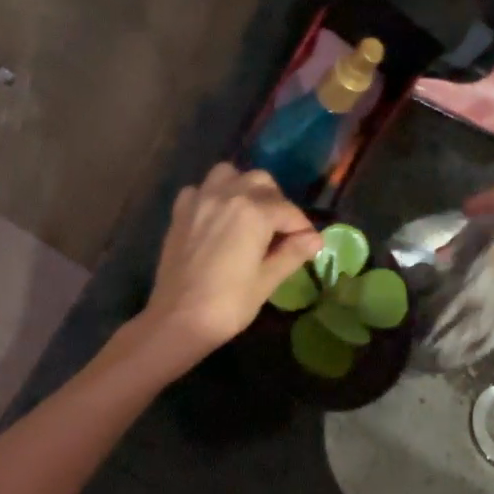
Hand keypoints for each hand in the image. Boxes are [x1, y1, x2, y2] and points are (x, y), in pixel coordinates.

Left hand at [139, 164, 321, 365]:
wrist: (178, 318)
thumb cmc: (229, 304)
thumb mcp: (266, 281)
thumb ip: (292, 253)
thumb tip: (315, 239)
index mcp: (254, 212)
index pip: (288, 210)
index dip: (302, 227)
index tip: (308, 244)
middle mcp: (227, 195)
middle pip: (261, 182)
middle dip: (276, 202)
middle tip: (280, 230)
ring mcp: (200, 200)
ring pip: (229, 175)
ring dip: (244, 188)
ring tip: (249, 215)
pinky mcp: (180, 212)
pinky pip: (201, 189)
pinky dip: (213, 196)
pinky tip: (217, 219)